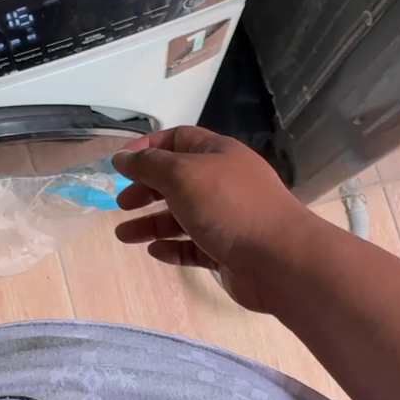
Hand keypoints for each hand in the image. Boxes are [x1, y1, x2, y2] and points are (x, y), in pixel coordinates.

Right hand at [110, 126, 319, 311]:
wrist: (279, 260)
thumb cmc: (229, 207)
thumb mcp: (182, 175)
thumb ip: (148, 166)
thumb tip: (121, 158)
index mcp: (217, 154)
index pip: (177, 140)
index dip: (147, 149)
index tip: (119, 166)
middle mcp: (222, 182)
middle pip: (176, 180)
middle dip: (146, 190)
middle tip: (122, 203)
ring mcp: (226, 218)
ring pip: (181, 217)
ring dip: (150, 224)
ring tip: (123, 236)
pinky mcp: (227, 251)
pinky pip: (193, 247)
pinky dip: (172, 248)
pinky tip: (154, 252)